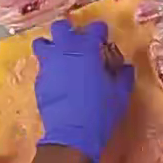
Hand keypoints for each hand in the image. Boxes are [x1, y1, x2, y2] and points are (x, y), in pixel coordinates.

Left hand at [33, 18, 133, 162]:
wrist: (71, 135)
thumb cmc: (100, 111)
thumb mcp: (120, 94)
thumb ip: (122, 75)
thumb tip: (123, 67)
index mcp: (86, 49)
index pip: (94, 28)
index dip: (100, 33)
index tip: (104, 42)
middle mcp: (64, 51)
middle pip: (62, 28)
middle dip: (70, 32)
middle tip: (79, 46)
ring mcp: (48, 65)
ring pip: (43, 43)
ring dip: (53, 47)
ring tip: (62, 59)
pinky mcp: (39, 81)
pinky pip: (42, 66)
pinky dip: (50, 68)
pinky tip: (59, 81)